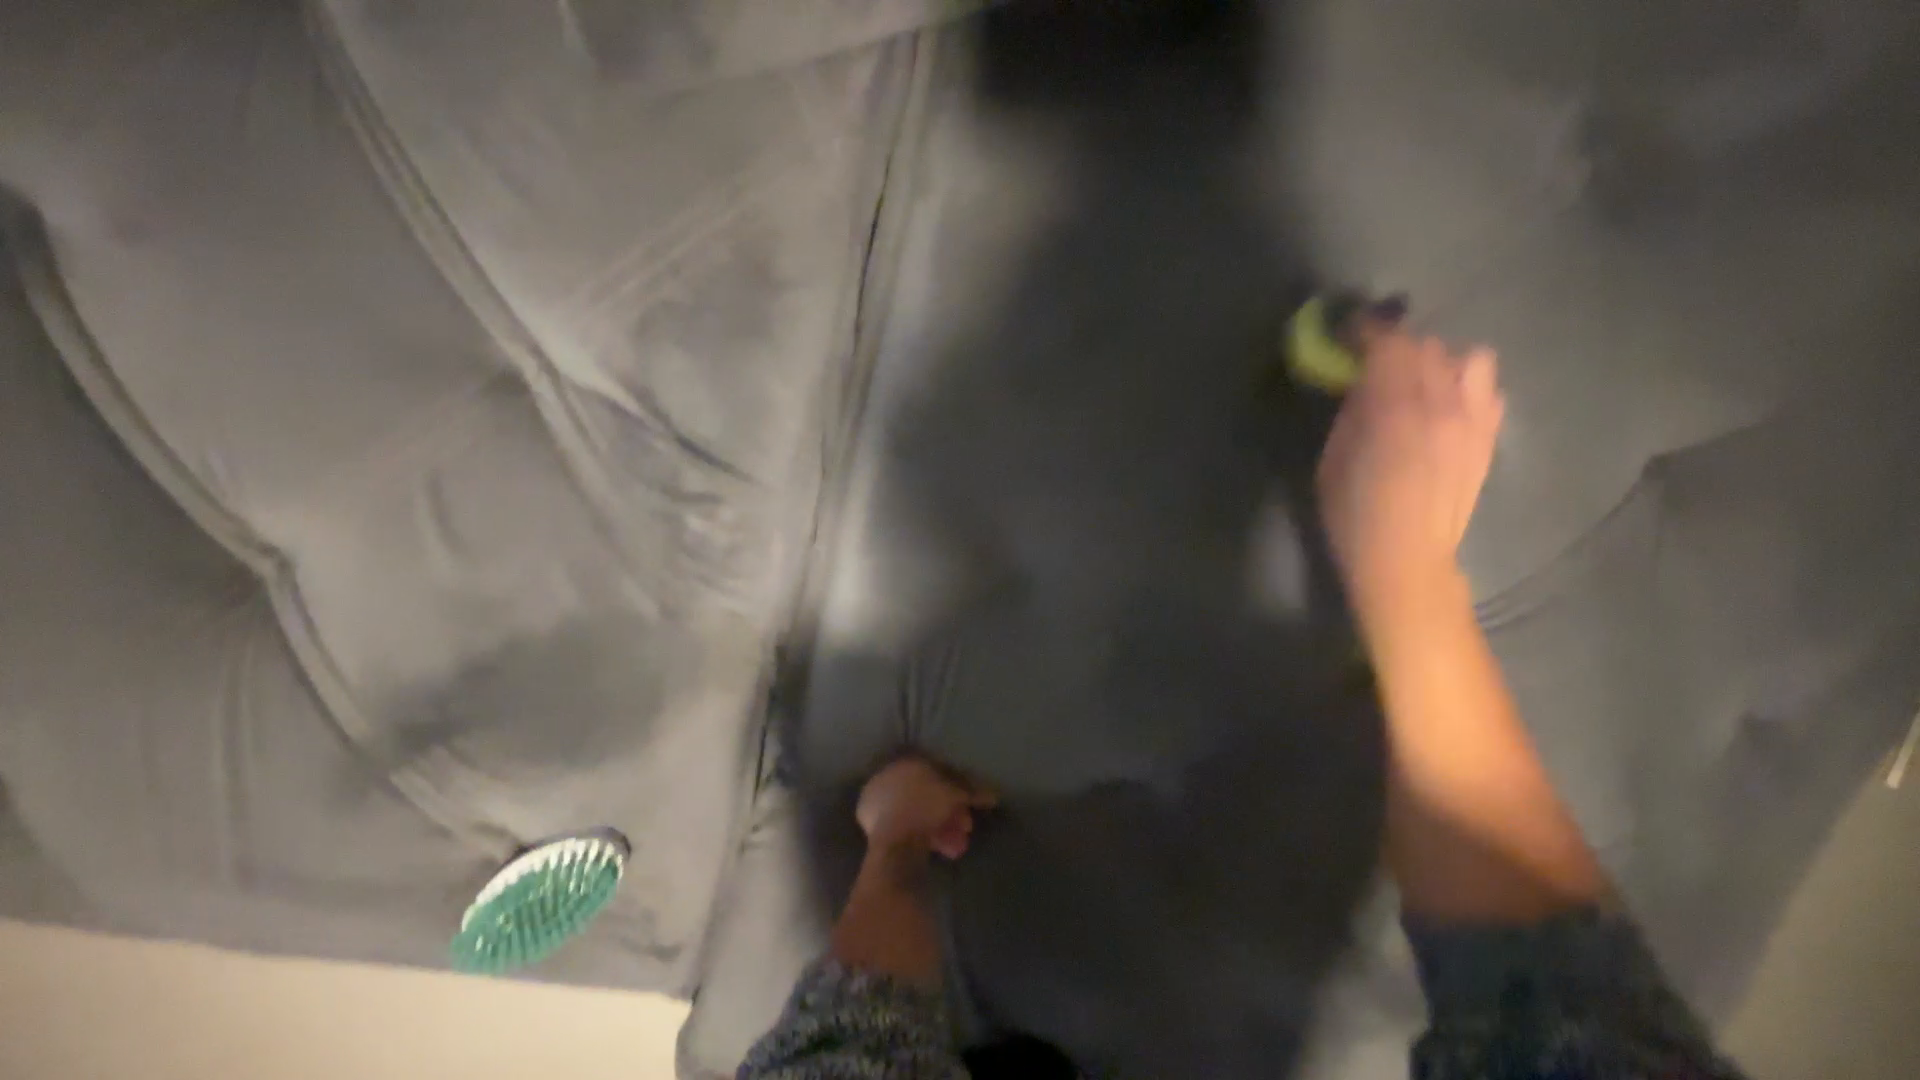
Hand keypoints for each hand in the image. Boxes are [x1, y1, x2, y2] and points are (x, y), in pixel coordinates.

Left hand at [856, 757, 997, 859]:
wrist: (892, 842)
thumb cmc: (924, 806)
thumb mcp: (954, 794)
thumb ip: (971, 791)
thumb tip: (992, 796)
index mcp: (903, 762)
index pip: (935, 769)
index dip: (958, 785)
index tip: (971, 801)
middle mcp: (887, 779)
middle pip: (927, 794)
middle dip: (951, 811)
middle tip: (967, 827)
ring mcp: (878, 806)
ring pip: (919, 815)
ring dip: (943, 828)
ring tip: (959, 847)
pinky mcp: (874, 831)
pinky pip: (909, 830)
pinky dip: (927, 838)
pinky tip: (944, 851)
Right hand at [1316, 324, 1504, 610]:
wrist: (1405, 557)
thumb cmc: (1353, 512)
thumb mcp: (1333, 457)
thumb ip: (1352, 410)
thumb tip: (1362, 382)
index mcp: (1394, 407)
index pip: (1388, 342)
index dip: (1366, 329)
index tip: (1348, 332)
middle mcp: (1442, 402)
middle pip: (1426, 346)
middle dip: (1397, 347)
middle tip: (1375, 364)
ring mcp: (1473, 418)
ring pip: (1468, 358)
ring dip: (1440, 362)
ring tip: (1421, 383)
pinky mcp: (1489, 437)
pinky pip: (1488, 389)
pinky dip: (1466, 387)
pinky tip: (1447, 408)